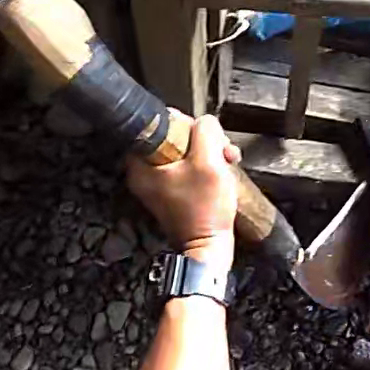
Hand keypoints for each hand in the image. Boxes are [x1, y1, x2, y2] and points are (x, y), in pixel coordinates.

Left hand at [126, 114, 239, 264]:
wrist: (209, 248)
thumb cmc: (206, 210)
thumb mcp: (209, 161)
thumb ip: (206, 131)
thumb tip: (206, 122)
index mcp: (142, 163)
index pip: (161, 124)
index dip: (188, 124)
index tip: (204, 136)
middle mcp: (143, 173)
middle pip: (175, 137)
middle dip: (204, 141)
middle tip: (222, 151)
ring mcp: (157, 184)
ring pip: (185, 152)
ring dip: (209, 153)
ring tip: (227, 162)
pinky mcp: (172, 193)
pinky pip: (188, 168)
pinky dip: (206, 167)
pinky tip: (222, 172)